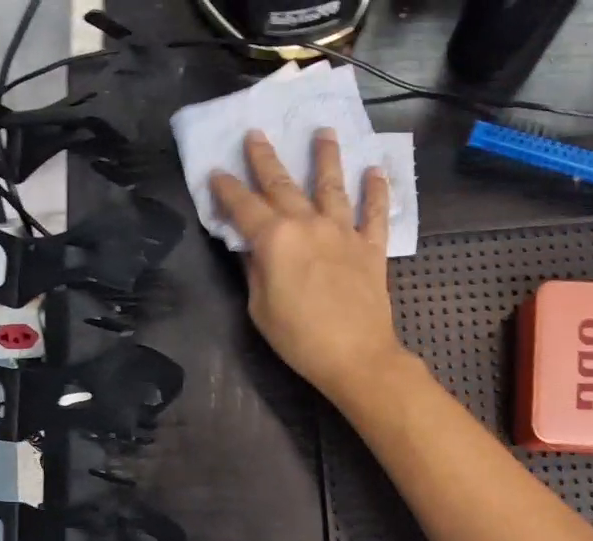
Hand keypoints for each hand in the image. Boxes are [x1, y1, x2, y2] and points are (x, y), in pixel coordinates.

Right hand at [208, 129, 413, 404]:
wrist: (354, 355)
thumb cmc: (298, 338)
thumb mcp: (260, 309)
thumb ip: (254, 271)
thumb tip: (250, 248)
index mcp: (275, 239)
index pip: (243, 207)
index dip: (227, 189)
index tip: (216, 172)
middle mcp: (308, 224)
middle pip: (282, 185)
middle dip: (265, 159)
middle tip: (256, 134)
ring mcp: (343, 232)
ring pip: (332, 185)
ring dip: (325, 156)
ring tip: (323, 132)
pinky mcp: (371, 247)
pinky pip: (374, 213)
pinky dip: (376, 191)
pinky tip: (376, 171)